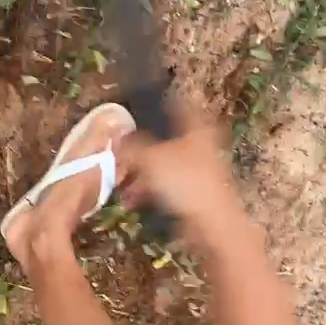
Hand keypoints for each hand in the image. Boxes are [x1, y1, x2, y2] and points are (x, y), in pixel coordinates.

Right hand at [117, 115, 247, 245]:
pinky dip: (148, 191)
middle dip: (141, 147)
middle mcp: (199, 147)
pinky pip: (164, 187)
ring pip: (163, 166)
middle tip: (121, 149)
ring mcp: (196, 172)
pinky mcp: (192, 195)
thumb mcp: (150, 159)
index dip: (163, 102)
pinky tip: (130, 200)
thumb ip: (130, 147)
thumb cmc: (184, 180)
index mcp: (195, 130)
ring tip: (119, 181)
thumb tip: (114, 137)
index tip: (146, 102)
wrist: (210, 222)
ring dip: (140, 173)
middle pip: (167, 140)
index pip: (180, 107)